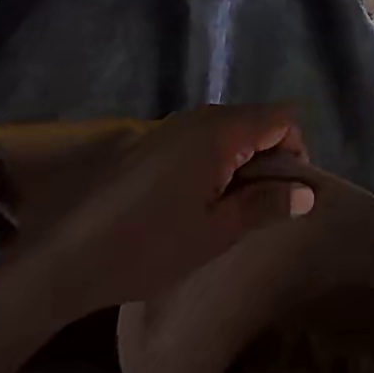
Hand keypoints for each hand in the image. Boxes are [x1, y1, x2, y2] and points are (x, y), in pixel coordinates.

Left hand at [1, 104, 315, 322]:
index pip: (282, 118)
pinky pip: (203, 137)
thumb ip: (266, 205)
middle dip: (270, 157)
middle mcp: (201, 115)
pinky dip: (216, 161)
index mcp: (222, 131)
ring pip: (230, 129)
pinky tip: (199, 200)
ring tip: (232, 207)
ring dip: (242, 161)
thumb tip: (307, 192)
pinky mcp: (155, 139)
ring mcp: (174, 124)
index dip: (296, 149)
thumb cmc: (150, 245)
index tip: (290, 191)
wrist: (66, 257)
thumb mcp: (217, 232)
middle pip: (257, 120)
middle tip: (264, 205)